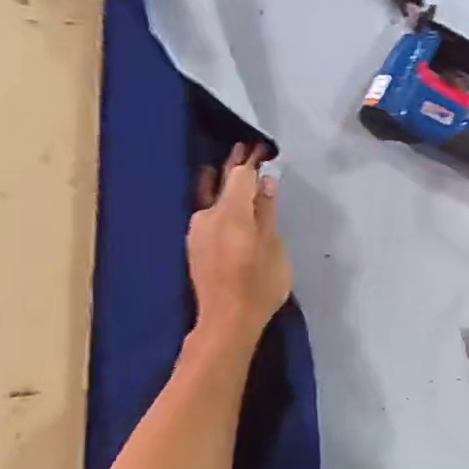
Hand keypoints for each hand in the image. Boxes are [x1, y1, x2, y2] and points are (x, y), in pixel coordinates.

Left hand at [187, 143, 290, 342]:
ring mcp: (197, 231)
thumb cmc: (259, 285)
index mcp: (231, 212)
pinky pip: (209, 216)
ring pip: (212, 200)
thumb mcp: (273, 247)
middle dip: (235, 165)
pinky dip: (222, 207)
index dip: (253, 159)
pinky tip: (230, 211)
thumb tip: (265, 183)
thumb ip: (267, 212)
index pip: (241, 174)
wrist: (227, 321)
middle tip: (246, 149)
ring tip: (237, 178)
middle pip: (222, 182)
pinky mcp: (195, 246)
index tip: (263, 147)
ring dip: (225, 188)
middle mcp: (208, 215)